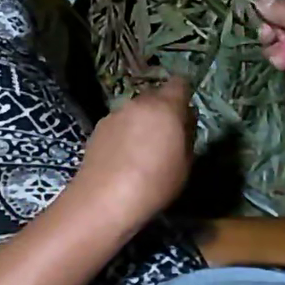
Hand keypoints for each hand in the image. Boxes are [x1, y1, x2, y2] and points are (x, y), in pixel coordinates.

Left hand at [75, 78, 194, 219]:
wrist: (103, 201)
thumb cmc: (154, 183)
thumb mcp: (185, 164)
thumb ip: (187, 135)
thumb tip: (183, 121)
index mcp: (165, 107)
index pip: (179, 83)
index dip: (184, 95)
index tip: (185, 116)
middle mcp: (139, 103)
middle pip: (156, 97)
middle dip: (163, 111)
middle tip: (166, 138)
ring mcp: (115, 114)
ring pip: (135, 111)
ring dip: (141, 123)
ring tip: (141, 152)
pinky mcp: (97, 129)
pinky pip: (119, 124)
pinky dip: (124, 134)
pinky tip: (122, 159)